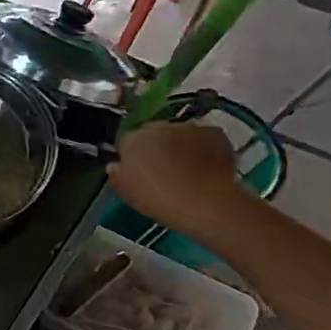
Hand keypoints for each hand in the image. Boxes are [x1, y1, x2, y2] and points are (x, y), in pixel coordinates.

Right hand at [107, 122, 253, 237]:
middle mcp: (159, 127)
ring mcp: (189, 127)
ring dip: (177, 144)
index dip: (129, 155)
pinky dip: (200, 146)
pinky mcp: (214, 132)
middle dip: (154, 146)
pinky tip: (202, 164)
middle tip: (160, 168)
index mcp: (132, 141)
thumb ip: (117, 173)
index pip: (125, 141)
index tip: (135, 169)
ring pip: (177, 133)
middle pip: (152, 132)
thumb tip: (116, 165)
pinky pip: (201, 136)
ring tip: (184, 167)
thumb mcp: (125, 191)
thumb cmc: (157, 199)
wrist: (204, 202)